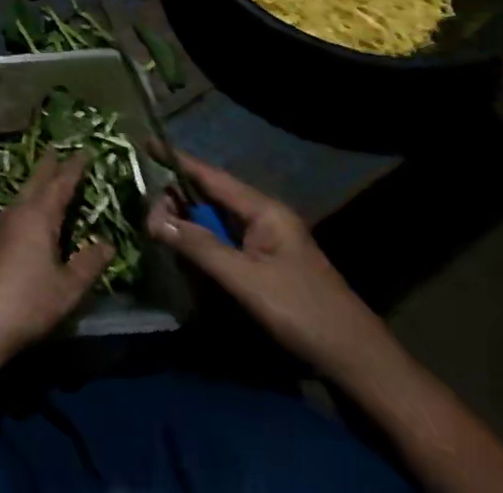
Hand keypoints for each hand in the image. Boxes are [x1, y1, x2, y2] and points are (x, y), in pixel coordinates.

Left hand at [0, 153, 114, 360]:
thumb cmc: (27, 302)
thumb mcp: (68, 287)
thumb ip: (89, 263)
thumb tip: (108, 243)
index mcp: (38, 217)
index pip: (60, 185)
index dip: (73, 168)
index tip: (84, 151)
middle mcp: (16, 213)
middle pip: (35, 183)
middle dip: (48, 166)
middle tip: (58, 150)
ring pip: (21, 195)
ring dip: (35, 183)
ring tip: (45, 177)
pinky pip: (13, 211)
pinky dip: (26, 202)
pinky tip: (26, 213)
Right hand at [148, 151, 392, 375]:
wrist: (357, 360)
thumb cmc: (303, 312)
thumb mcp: (246, 279)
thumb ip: (199, 247)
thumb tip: (154, 219)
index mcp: (264, 210)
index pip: (211, 176)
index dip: (177, 160)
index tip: (146, 143)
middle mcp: (264, 217)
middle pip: (210, 196)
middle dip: (175, 198)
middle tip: (144, 212)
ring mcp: (265, 241)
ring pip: (214, 219)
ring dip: (185, 220)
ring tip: (154, 226)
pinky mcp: (264, 263)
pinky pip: (222, 241)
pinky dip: (199, 240)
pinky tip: (181, 248)